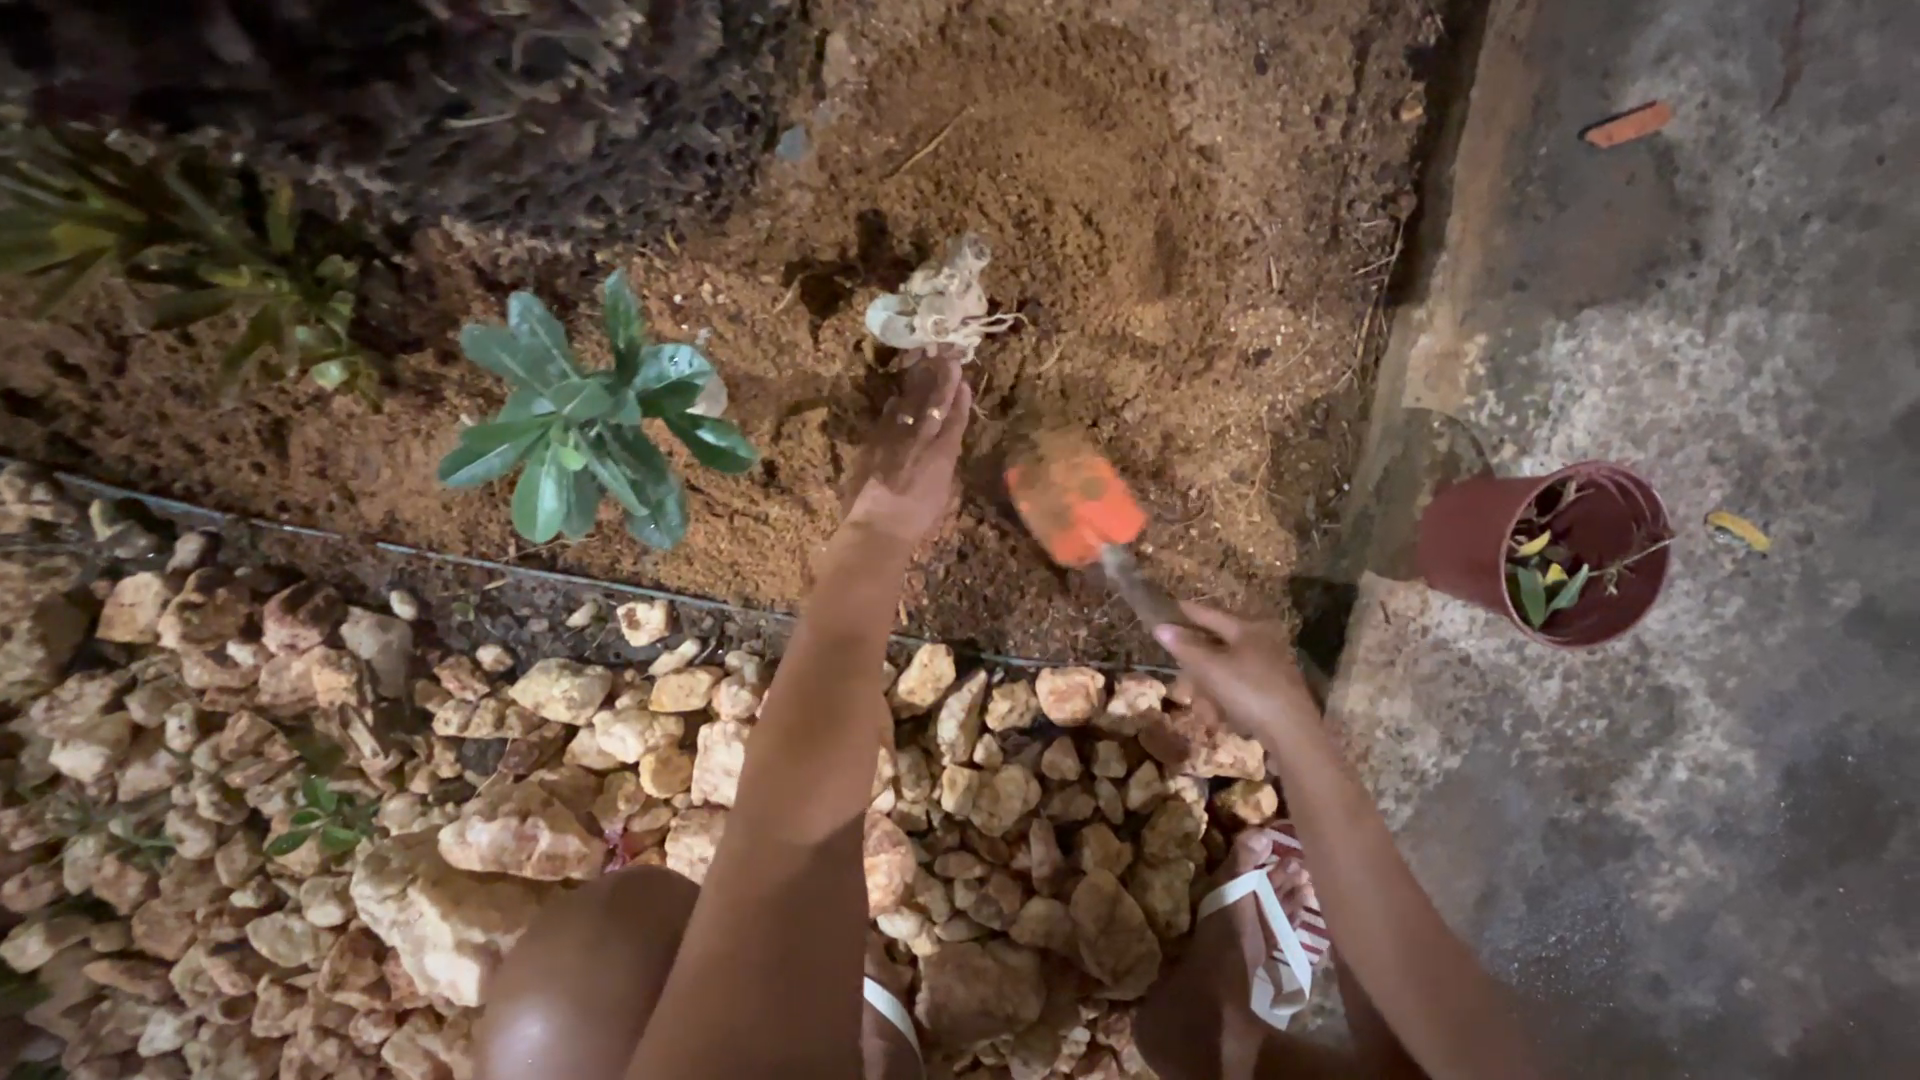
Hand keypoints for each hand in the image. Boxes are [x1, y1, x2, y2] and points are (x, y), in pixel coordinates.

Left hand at [842, 348, 973, 546]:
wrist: (880, 525)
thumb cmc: (918, 521)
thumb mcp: (942, 496)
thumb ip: (943, 471)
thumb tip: (942, 457)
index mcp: (945, 455)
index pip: (956, 420)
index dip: (960, 400)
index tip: (964, 382)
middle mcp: (923, 439)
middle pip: (935, 404)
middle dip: (943, 380)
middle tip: (948, 358)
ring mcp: (897, 438)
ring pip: (911, 405)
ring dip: (919, 385)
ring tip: (925, 367)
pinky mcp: (874, 443)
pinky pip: (887, 418)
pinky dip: (894, 408)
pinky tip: (897, 398)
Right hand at [1154, 601, 1321, 744]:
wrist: (1292, 731)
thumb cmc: (1249, 691)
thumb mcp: (1210, 669)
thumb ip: (1185, 647)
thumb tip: (1160, 627)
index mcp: (1248, 629)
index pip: (1210, 614)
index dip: (1188, 612)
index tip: (1170, 605)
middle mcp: (1263, 640)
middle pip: (1218, 644)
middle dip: (1197, 664)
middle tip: (1182, 675)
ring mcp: (1271, 665)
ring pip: (1227, 668)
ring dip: (1210, 686)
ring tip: (1203, 707)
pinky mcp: (1275, 688)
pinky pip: (1240, 685)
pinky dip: (1226, 696)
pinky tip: (1220, 715)